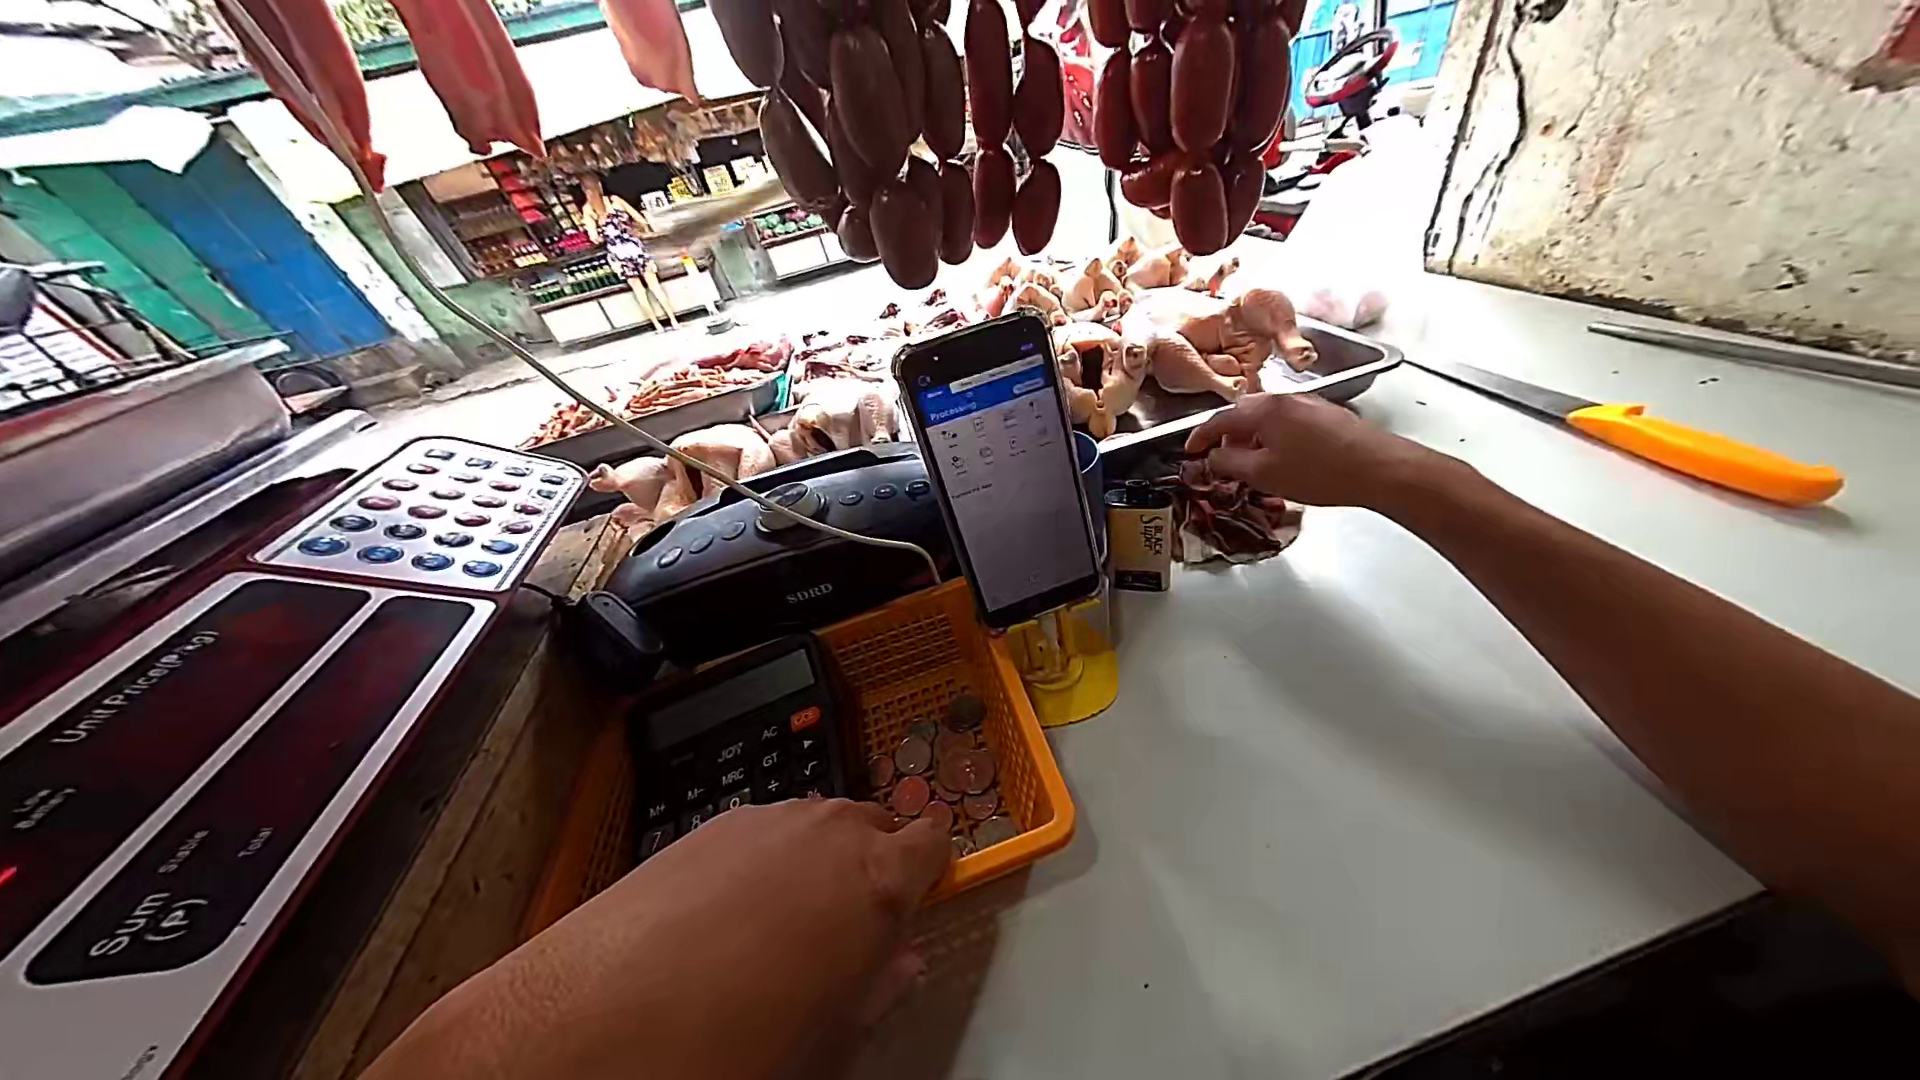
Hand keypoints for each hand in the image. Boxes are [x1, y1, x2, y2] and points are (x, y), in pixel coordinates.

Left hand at [365, 798, 951, 1079]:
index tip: (925, 882)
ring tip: (787, 916)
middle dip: (879, 857)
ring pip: (822, 822)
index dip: (933, 858)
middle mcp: (831, 828)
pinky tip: (730, 908)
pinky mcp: (718, 820)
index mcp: (876, 877)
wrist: (590, 1028)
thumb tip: (906, 958)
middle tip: (852, 916)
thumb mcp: (829, 1042)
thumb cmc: (736, 1051)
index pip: (931, 838)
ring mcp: (772, 817)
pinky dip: (772, 854)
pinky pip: (770, 827)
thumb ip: (880, 987)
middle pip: (877, 822)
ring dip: (823, 855)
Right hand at [1183, 392, 1451, 509]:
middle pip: (1243, 412)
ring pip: (1266, 416)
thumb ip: (1228, 463)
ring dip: (1250, 436)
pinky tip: (1277, 457)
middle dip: (1225, 433)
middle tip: (1217, 456)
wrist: (1382, 470)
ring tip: (1247, 461)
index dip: (1199, 437)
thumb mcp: (1262, 474)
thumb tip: (1212, 457)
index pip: (1219, 418)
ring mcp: (1308, 404)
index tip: (1189, 451)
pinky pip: (1286, 421)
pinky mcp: (1326, 415)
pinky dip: (1271, 436)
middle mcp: (1285, 398)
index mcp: (1264, 409)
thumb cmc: (1319, 472)